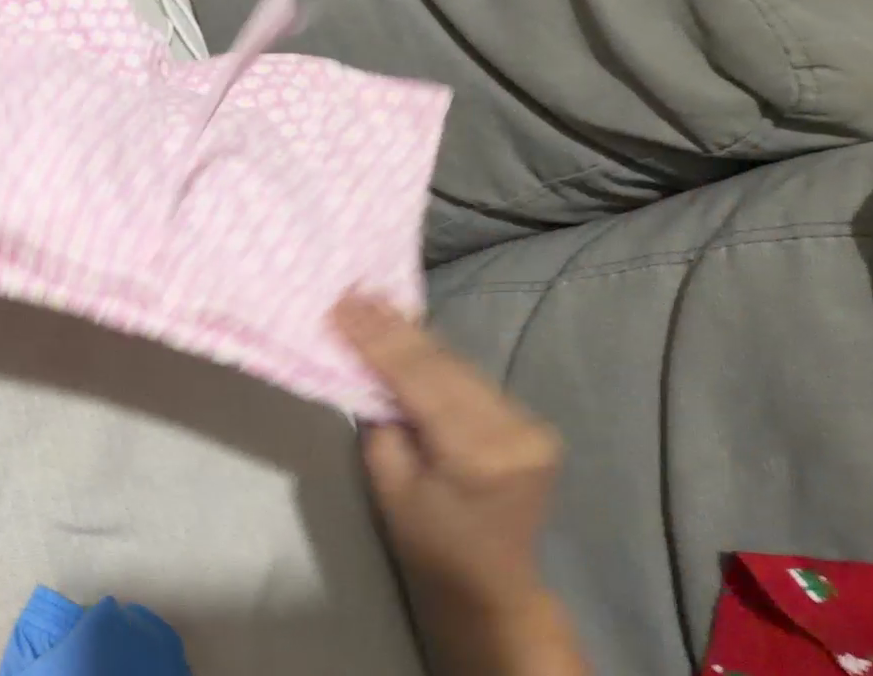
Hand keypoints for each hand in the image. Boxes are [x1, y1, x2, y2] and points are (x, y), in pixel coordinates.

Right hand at [333, 295, 561, 615]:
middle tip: (352, 290)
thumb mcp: (388, 482)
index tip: (343, 304)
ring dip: (411, 333)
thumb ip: (382, 420)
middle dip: (392, 327)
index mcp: (479, 456)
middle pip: (442, 364)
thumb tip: (365, 363)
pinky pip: (468, 375)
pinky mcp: (528, 421)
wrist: (492, 581)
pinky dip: (431, 352)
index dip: (378, 339)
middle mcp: (515, 432)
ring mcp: (529, 425)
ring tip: (371, 298)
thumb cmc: (427, 539)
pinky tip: (403, 326)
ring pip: (456, 364)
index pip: (420, 380)